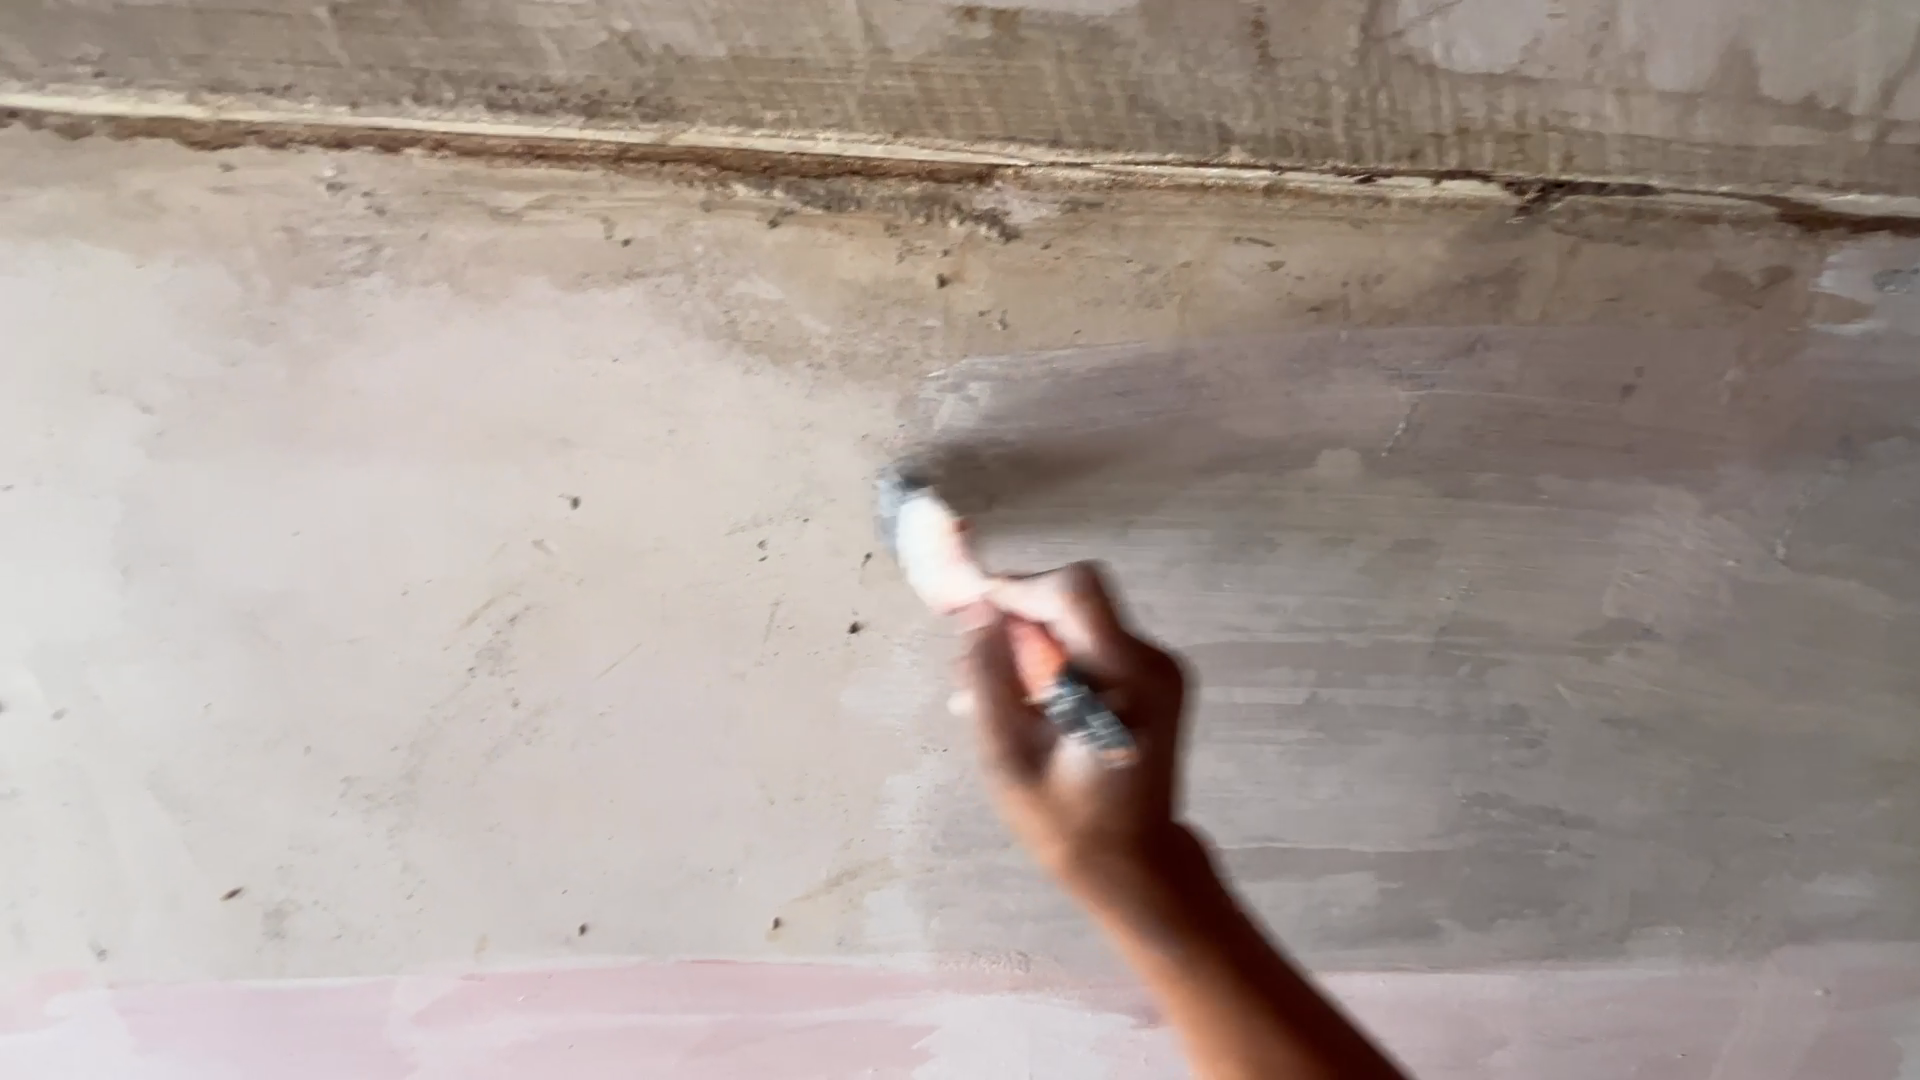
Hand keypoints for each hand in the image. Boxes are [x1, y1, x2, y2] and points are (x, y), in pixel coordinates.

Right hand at [957, 562, 1190, 898]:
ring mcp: (1156, 666)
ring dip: (1028, 639)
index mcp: (1127, 679)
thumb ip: (989, 676)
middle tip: (969, 656)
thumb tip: (976, 611)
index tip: (972, 609)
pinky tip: (1019, 696)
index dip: (1018, 587)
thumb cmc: (1067, 823)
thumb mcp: (1008, 757)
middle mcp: (1151, 660)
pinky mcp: (1150, 676)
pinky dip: (1050, 657)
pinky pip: (1090, 641)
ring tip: (981, 686)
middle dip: (1017, 615)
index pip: (1074, 590)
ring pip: (1078, 616)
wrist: (1134, 864)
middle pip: (1075, 597)